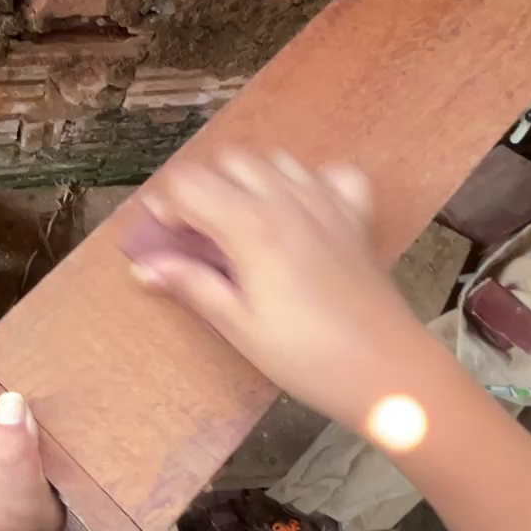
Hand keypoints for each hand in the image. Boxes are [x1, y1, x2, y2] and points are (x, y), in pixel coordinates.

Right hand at [129, 149, 425, 428]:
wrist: (387, 372)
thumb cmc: (304, 355)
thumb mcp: (238, 325)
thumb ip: (191, 284)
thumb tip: (143, 267)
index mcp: (251, 225)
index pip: (190, 184)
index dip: (167, 204)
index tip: (164, 235)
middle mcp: (287, 199)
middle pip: (229, 161)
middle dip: (204, 187)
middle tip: (199, 233)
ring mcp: (326, 201)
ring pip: (274, 159)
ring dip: (248, 179)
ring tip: (243, 221)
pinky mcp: (355, 214)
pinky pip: (328, 172)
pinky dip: (307, 181)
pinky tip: (300, 212)